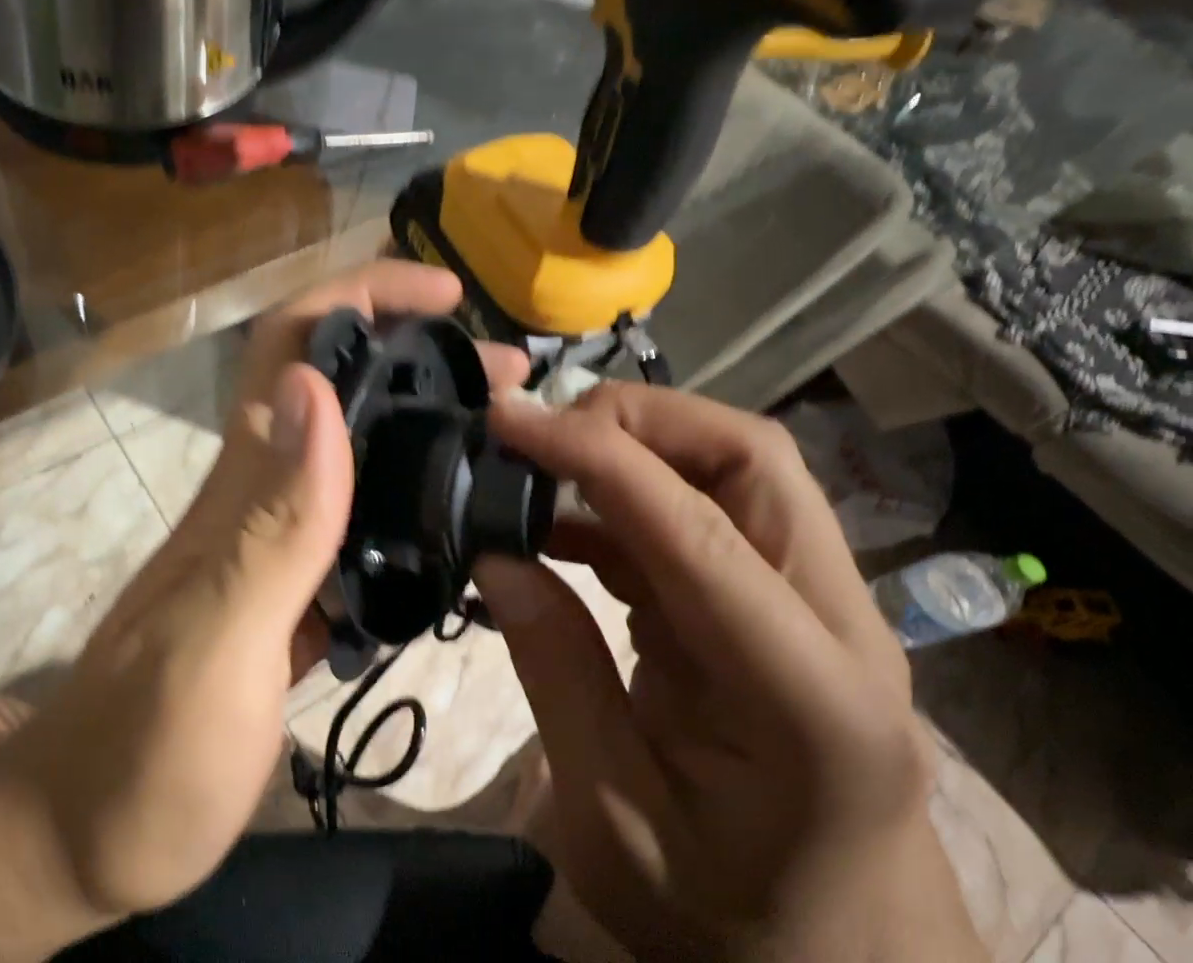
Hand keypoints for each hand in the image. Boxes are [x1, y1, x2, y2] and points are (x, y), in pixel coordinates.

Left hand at [0, 261, 528, 923]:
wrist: (83, 835)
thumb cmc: (145, 757)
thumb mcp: (217, 644)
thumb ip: (273, 524)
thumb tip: (316, 388)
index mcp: (237, 497)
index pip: (289, 354)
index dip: (358, 300)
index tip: (445, 296)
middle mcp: (251, 509)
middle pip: (329, 395)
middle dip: (413, 362)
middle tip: (507, 382)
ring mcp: (265, 561)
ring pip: (345, 462)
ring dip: (418, 434)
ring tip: (501, 447)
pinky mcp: (279, 611)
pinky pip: (350, 538)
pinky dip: (405, 518)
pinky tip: (455, 542)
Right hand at [474, 384, 982, 961]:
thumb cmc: (726, 916)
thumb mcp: (613, 818)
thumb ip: (558, 675)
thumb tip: (496, 554)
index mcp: (807, 695)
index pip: (699, 530)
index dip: (597, 456)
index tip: (506, 421)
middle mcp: (838, 629)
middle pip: (753, 462)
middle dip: (637, 422)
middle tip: (531, 435)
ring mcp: (819, 616)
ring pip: (737, 478)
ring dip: (633, 452)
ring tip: (529, 470)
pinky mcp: (781, 617)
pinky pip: (707, 527)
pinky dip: (628, 506)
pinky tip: (556, 528)